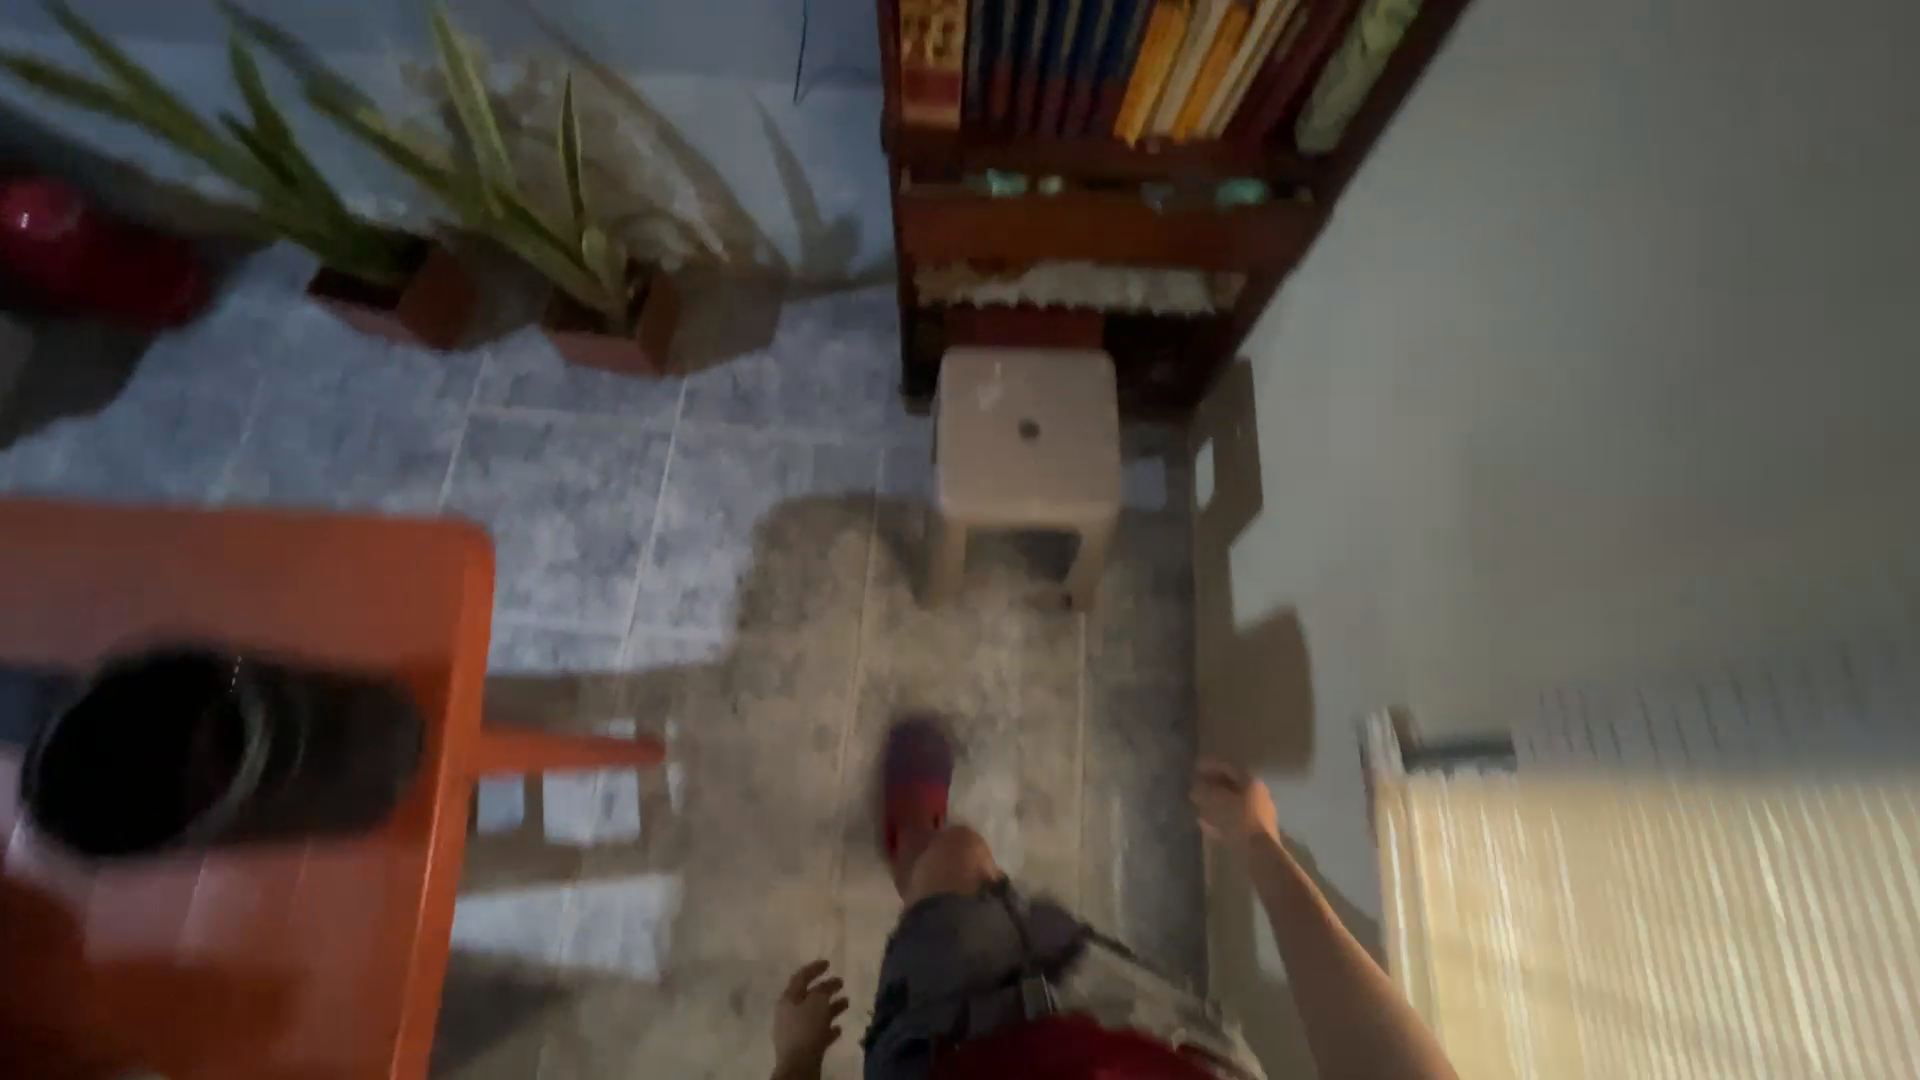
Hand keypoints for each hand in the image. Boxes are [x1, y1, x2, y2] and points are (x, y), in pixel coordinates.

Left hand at [772, 959, 847, 1076]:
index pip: (801, 977)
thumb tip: (826, 985)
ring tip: (846, 1003)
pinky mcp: (803, 1048)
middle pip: (809, 996)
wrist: (799, 1067)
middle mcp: (789, 1013)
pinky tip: (839, 1028)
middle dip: (826, 988)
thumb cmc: (806, 1029)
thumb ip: (823, 990)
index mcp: (788, 999)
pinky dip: (828, 1029)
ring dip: (830, 1008)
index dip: (814, 968)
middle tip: (841, 982)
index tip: (828, 963)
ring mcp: (795, 1032)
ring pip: (815, 1015)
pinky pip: (817, 1033)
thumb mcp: (817, 1002)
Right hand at [1191, 758, 1279, 849]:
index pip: (1227, 767)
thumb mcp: (1215, 800)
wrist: (1259, 854)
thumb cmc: (1238, 819)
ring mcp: (1258, 815)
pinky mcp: (1255, 833)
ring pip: (1232, 804)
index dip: (1209, 765)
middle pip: (1231, 786)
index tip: (1194, 767)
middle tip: (1195, 787)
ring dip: (1214, 803)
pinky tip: (1205, 823)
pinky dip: (1219, 819)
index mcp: (1251, 782)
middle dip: (1211, 786)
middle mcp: (1258, 795)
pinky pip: (1233, 820)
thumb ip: (1203, 790)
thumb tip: (1195, 788)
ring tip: (1197, 805)